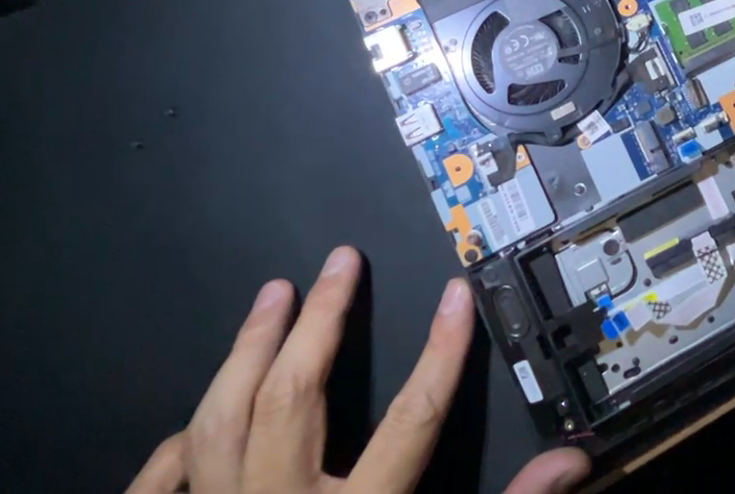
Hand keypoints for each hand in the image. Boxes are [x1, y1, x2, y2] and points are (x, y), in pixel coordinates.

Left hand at [126, 246, 588, 493]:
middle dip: (319, 321)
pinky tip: (195, 412)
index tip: (457, 292)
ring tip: (273, 295)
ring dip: (246, 352)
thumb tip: (572, 462)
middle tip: (340, 263)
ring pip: (218, 425)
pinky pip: (161, 489)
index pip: (410, 421)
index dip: (440, 351)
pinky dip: (175, 446)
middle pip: (291, 399)